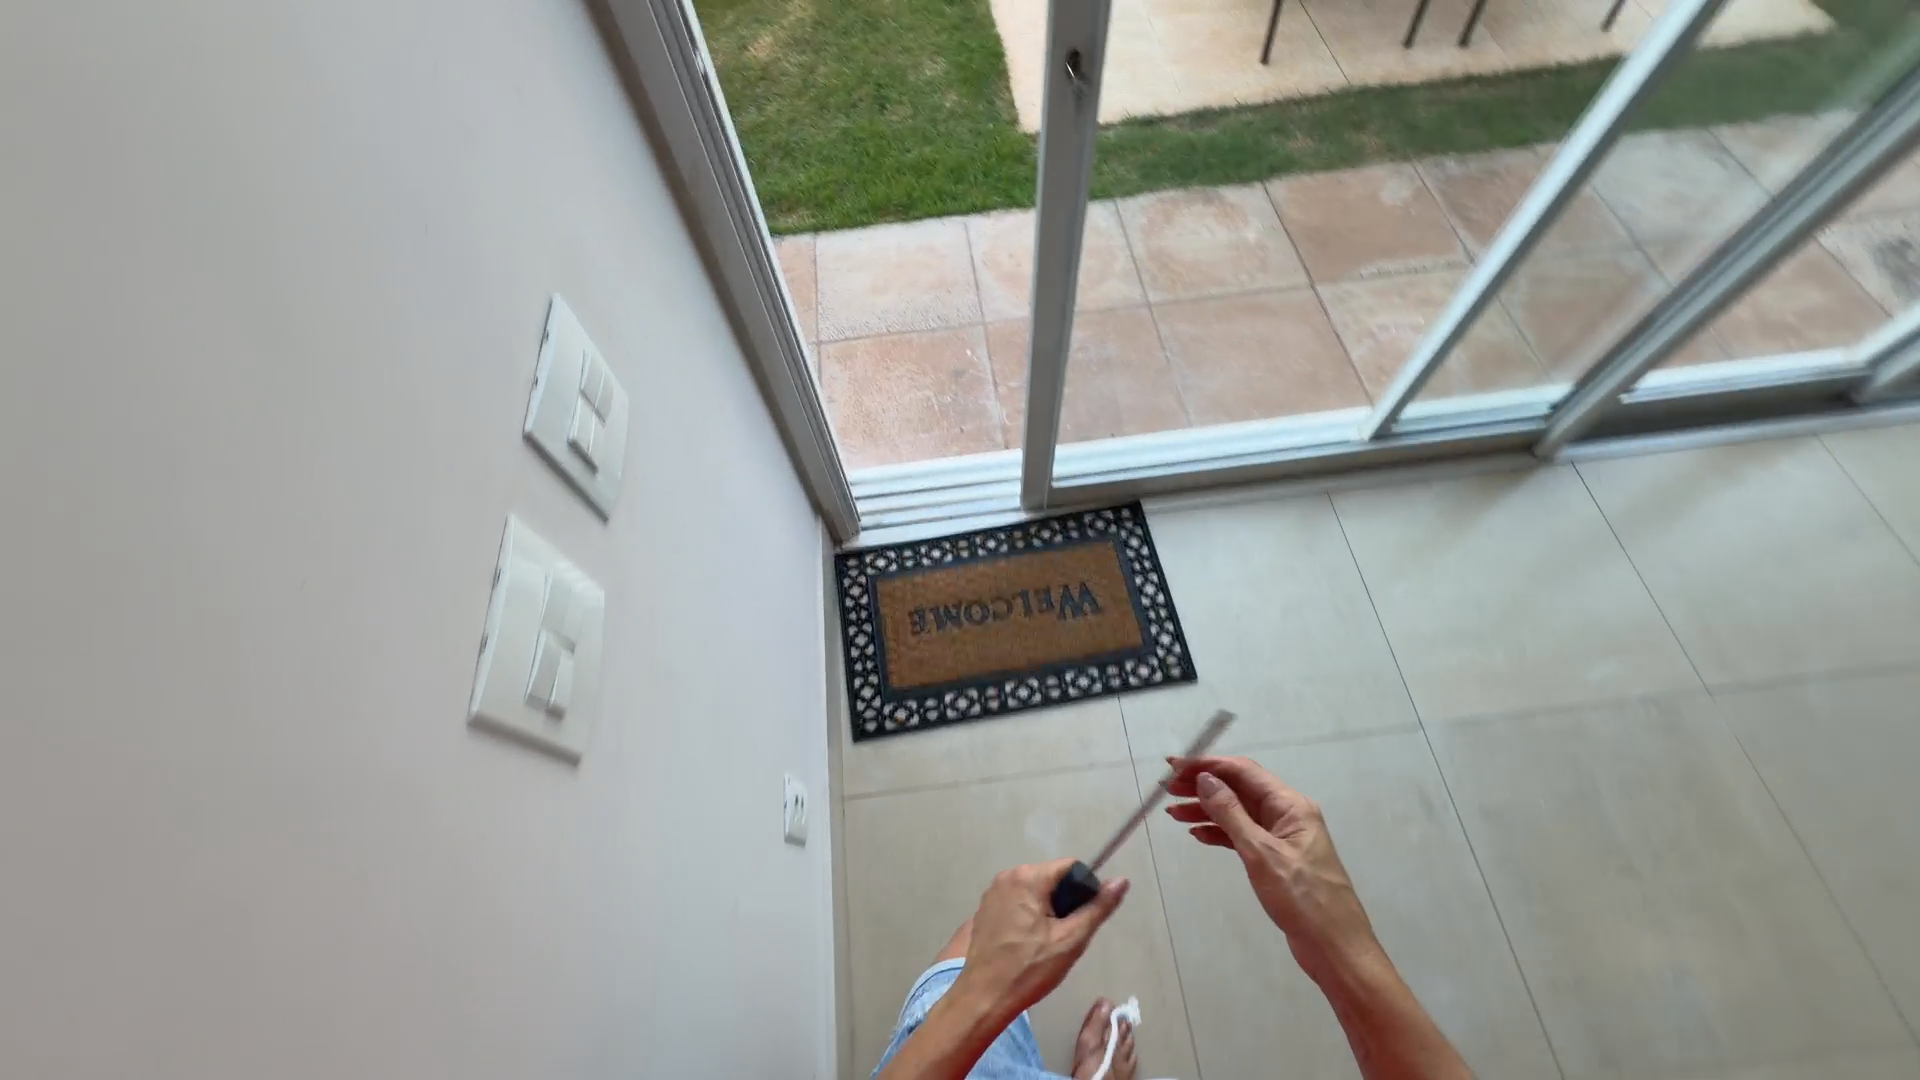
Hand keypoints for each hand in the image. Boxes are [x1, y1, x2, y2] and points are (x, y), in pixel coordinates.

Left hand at [952, 859, 1129, 1018]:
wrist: (985, 997)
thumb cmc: (1030, 969)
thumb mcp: (1071, 940)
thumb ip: (1097, 908)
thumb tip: (1121, 880)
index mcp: (1028, 877)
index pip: (1070, 867)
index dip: (1084, 889)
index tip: (1084, 918)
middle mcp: (1007, 875)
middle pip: (1050, 878)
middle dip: (1064, 901)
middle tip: (1066, 935)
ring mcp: (992, 891)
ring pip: (1033, 891)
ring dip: (1046, 909)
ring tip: (1047, 942)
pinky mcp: (985, 908)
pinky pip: (1016, 901)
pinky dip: (1027, 915)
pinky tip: (1027, 943)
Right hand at [1165, 756, 1379, 981]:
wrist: (1336, 951)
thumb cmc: (1303, 899)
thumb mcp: (1261, 854)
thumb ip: (1230, 814)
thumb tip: (1204, 779)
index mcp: (1290, 805)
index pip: (1243, 771)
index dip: (1206, 765)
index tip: (1173, 766)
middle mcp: (1286, 813)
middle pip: (1238, 788)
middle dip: (1202, 785)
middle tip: (1167, 789)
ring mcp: (1281, 836)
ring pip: (1237, 811)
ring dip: (1205, 809)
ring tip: (1173, 813)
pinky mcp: (1276, 858)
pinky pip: (1241, 834)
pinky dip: (1219, 832)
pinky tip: (1197, 835)